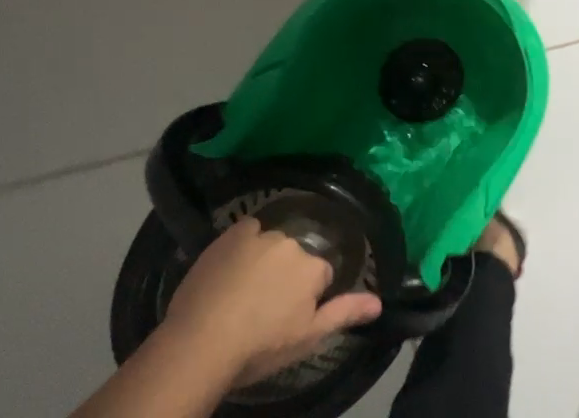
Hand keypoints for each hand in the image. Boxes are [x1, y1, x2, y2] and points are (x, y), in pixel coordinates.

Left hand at [161, 216, 382, 386]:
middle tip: (264, 307)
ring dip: (264, 261)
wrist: (198, 345)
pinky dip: (244, 242)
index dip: (307, 296)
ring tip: (243, 291)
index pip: (321, 274)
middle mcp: (292, 243)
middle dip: (286, 276)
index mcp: (314, 267)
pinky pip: (246, 230)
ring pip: (271, 244)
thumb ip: (345, 312)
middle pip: (297, 256)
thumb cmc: (259, 346)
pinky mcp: (229, 237)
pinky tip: (233, 265)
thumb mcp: (307, 338)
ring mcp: (260, 236)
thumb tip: (380, 301)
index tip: (288, 317)